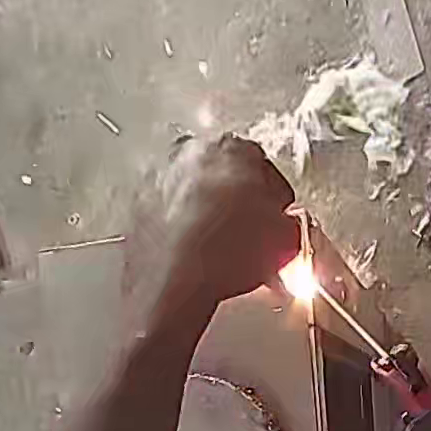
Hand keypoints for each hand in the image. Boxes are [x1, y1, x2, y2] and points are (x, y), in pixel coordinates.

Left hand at [136, 135, 298, 319]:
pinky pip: (171, 212)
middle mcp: (193, 151)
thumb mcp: (285, 241)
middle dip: (240, 204)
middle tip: (252, 237)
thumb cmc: (225, 251)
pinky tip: (198, 256)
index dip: (275, 202)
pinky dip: (183, 229)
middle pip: (227, 177)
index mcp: (234, 150)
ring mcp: (161, 174)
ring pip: (197, 193)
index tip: (276, 221)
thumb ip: (292, 225)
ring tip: (225, 252)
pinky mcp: (138, 203)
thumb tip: (288, 227)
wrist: (174, 279)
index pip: (266, 170)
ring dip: (211, 215)